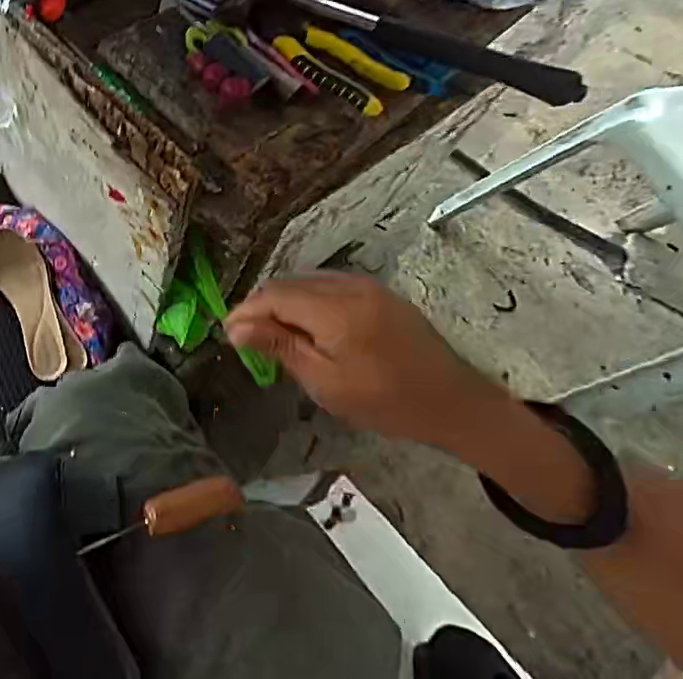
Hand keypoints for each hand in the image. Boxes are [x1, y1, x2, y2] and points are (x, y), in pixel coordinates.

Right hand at [223, 273, 516, 452]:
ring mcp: (364, 284)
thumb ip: (280, 347)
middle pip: (287, 284)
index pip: (274, 295)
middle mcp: (347, 286)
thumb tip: (235, 327)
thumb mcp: (326, 383)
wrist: (454, 401)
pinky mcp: (376, 290)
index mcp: (335, 310)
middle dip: (261, 306)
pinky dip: (307, 300)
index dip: (246, 311)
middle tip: (247, 338)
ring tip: (273, 334)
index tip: (227, 334)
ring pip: (306, 282)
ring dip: (283, 302)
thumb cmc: (387, 402)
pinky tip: (306, 325)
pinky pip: (327, 284)